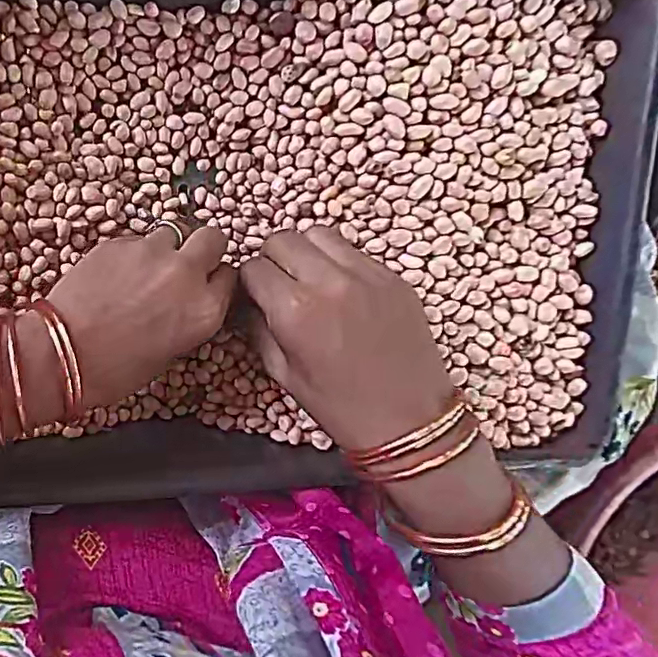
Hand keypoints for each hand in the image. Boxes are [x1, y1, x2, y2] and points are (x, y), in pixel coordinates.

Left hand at [45, 223, 236, 408]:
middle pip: (212, 238)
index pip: (230, 276)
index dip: (215, 279)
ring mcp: (152, 252)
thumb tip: (184, 303)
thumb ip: (187, 318)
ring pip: (172, 233)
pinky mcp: (119, 241)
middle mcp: (186, 274)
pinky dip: (131, 254)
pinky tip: (113, 275)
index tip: (204, 284)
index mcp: (205, 310)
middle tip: (182, 266)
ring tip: (141, 272)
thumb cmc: (114, 369)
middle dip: (202, 248)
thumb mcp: (168, 354)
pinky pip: (136, 240)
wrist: (60, 354)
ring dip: (164, 249)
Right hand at [239, 227, 456, 450]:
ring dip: (304, 251)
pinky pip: (352, 250)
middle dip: (271, 258)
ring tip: (308, 278)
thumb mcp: (284, 374)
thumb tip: (247, 302)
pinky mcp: (392, 276)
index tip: (254, 294)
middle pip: (282, 239)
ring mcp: (365, 274)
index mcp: (295, 311)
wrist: (410, 421)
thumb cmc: (340, 406)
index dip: (248, 281)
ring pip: (318, 234)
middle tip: (278, 283)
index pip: (253, 268)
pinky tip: (339, 288)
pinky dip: (337, 261)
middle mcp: (329, 282)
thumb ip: (258, 328)